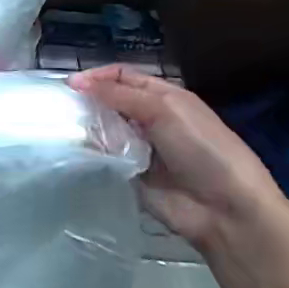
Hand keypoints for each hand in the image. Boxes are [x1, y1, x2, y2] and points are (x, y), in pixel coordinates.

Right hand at [68, 65, 285, 254]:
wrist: (226, 210)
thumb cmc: (201, 149)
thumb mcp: (164, 110)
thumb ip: (120, 95)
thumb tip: (77, 83)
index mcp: (164, 96)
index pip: (123, 76)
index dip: (97, 77)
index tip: (69, 86)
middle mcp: (151, 118)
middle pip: (111, 102)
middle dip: (89, 101)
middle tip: (62, 108)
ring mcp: (141, 147)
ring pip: (106, 129)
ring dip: (89, 127)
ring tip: (64, 128)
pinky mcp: (132, 175)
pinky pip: (107, 158)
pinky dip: (93, 153)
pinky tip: (76, 152)